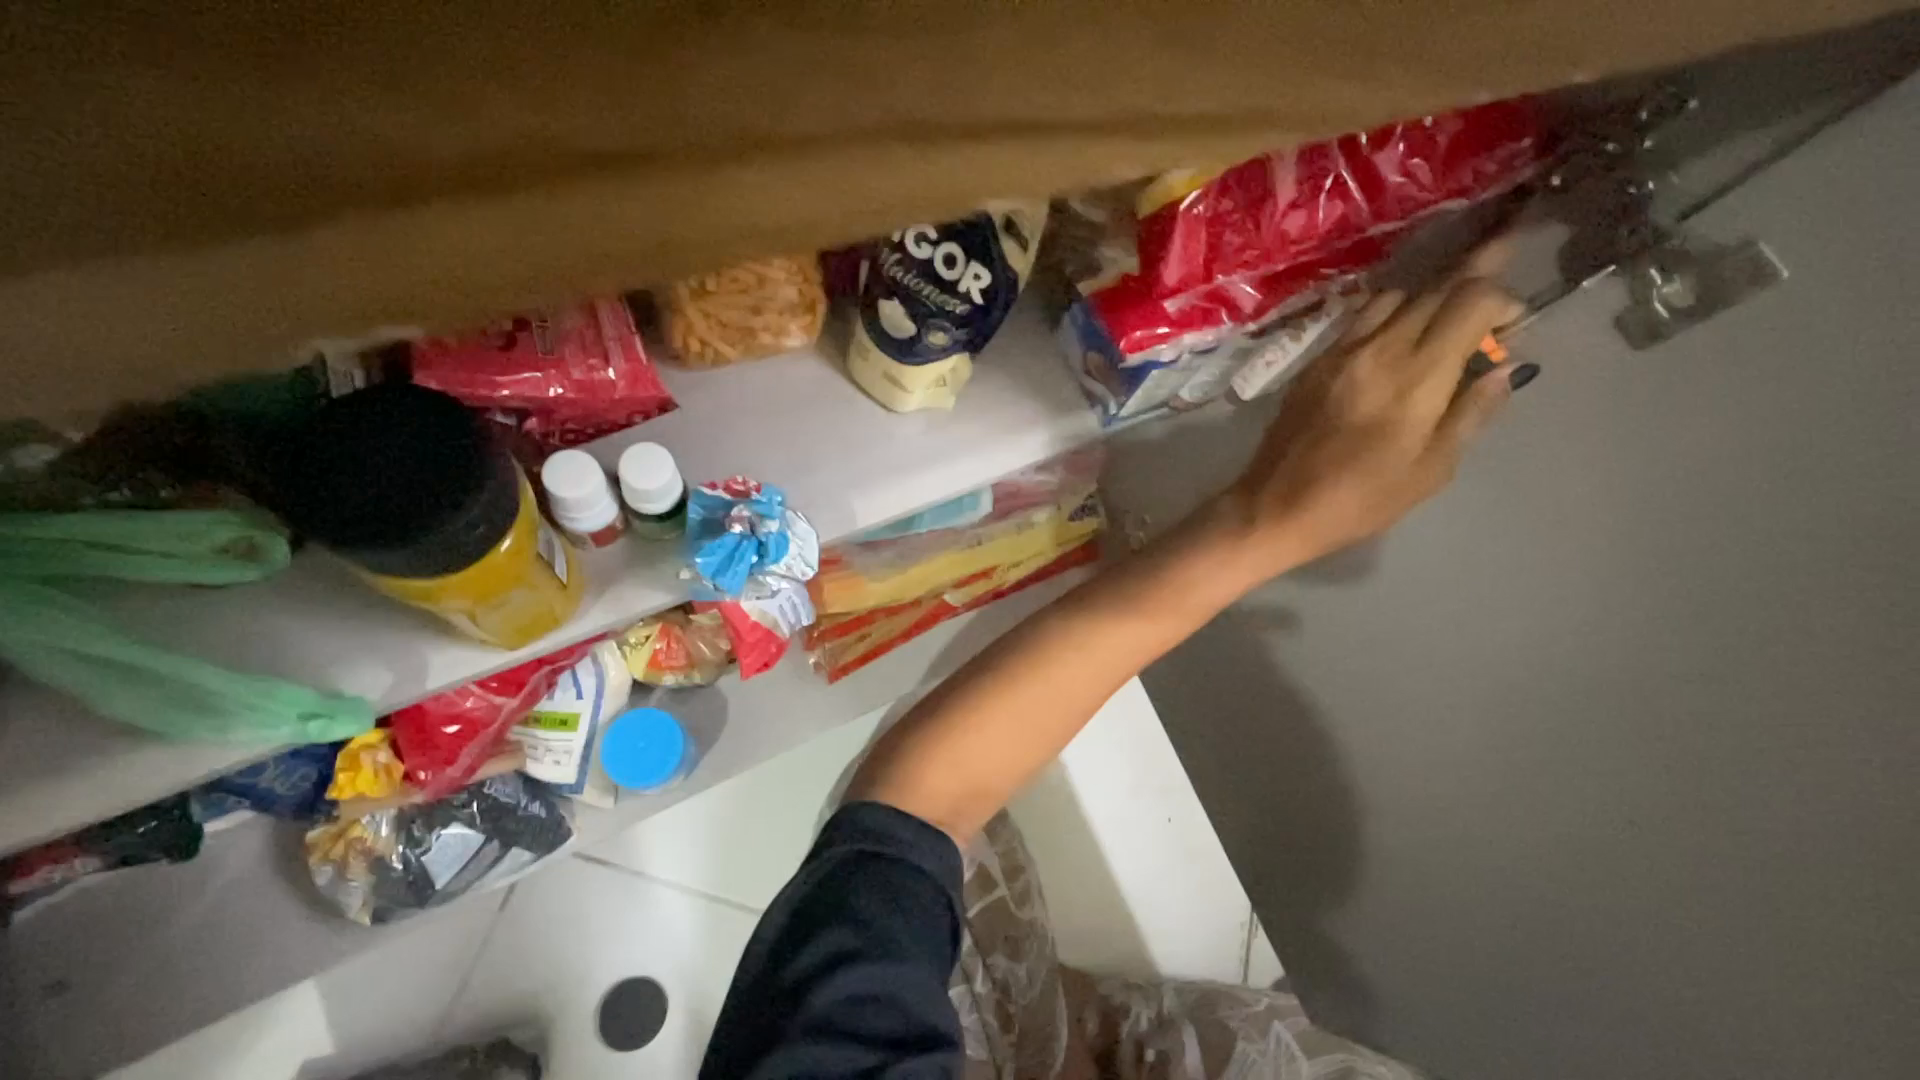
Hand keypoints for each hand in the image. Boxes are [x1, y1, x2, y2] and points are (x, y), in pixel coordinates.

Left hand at [1221, 254, 1531, 576]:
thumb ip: (1471, 411)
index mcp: (1417, 374)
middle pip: (1435, 288)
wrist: (1276, 505)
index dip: (1502, 299)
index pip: (1471, 299)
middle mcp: (1379, 347)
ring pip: (1395, 295)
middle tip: (1500, 274)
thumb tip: (1504, 368)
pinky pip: (1359, 318)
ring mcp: (1340, 350)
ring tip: (1444, 316)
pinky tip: (1396, 334)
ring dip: (1428, 296)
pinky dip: (1389, 313)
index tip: (1513, 324)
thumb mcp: (1432, 468)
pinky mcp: (1314, 361)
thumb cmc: (1361, 499)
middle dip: (1475, 277)